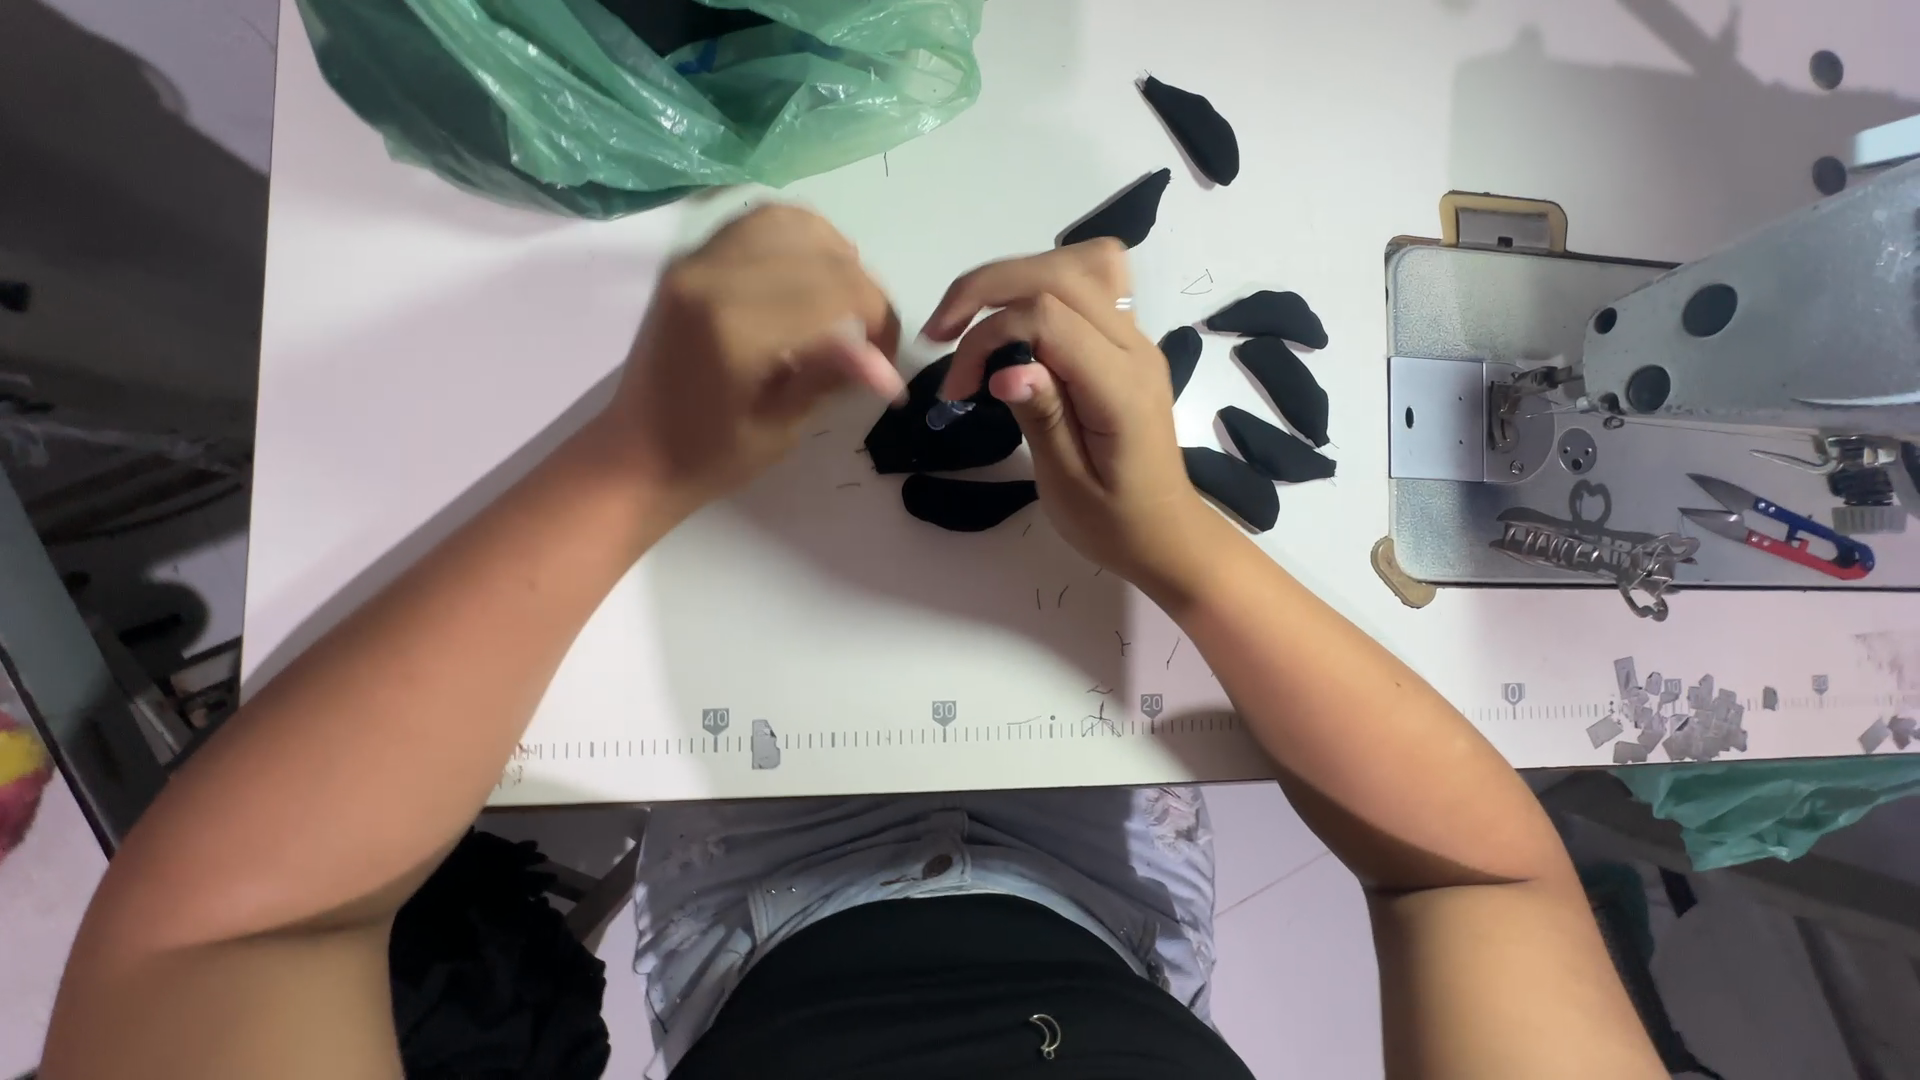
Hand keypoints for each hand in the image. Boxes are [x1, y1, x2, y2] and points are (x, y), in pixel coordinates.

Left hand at [597, 204, 903, 513]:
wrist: (635, 454)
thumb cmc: (708, 457)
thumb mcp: (779, 426)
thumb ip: (830, 376)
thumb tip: (887, 366)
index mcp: (736, 326)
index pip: (837, 289)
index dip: (879, 318)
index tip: (885, 360)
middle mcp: (712, 276)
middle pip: (819, 251)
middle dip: (861, 288)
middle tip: (868, 336)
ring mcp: (695, 261)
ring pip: (788, 221)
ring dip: (831, 254)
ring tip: (844, 299)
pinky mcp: (688, 260)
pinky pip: (753, 223)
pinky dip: (794, 240)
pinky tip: (808, 276)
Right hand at [924, 240, 1225, 592]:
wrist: (1165, 535)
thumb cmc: (1113, 523)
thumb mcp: (1067, 484)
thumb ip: (1042, 417)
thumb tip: (1004, 369)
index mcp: (1120, 387)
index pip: (1047, 318)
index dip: (988, 337)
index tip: (957, 388)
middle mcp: (1135, 348)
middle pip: (1059, 272)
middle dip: (987, 289)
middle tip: (941, 332)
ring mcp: (1136, 340)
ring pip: (1080, 264)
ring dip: (1017, 278)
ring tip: (975, 320)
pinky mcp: (1127, 344)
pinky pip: (1090, 285)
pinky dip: (1043, 286)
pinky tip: (1016, 322)